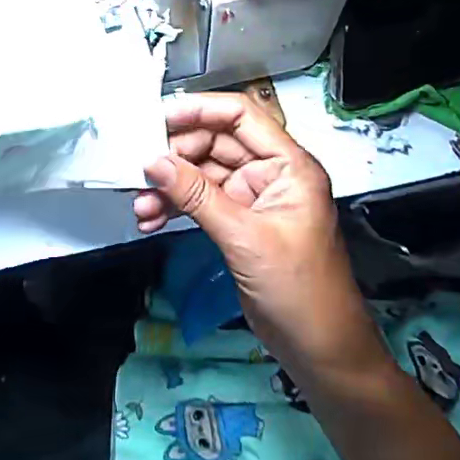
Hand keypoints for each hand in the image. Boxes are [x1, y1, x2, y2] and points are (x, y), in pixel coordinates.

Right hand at [132, 94, 368, 373]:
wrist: (320, 349)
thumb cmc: (302, 291)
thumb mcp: (246, 237)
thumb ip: (198, 196)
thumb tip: (155, 163)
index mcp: (288, 166)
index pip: (241, 117)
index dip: (199, 110)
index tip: (159, 118)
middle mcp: (270, 175)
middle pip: (214, 144)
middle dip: (175, 157)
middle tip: (140, 168)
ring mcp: (252, 199)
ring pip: (201, 175)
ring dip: (169, 187)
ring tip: (141, 204)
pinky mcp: (238, 222)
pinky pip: (200, 202)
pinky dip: (175, 208)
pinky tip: (152, 218)